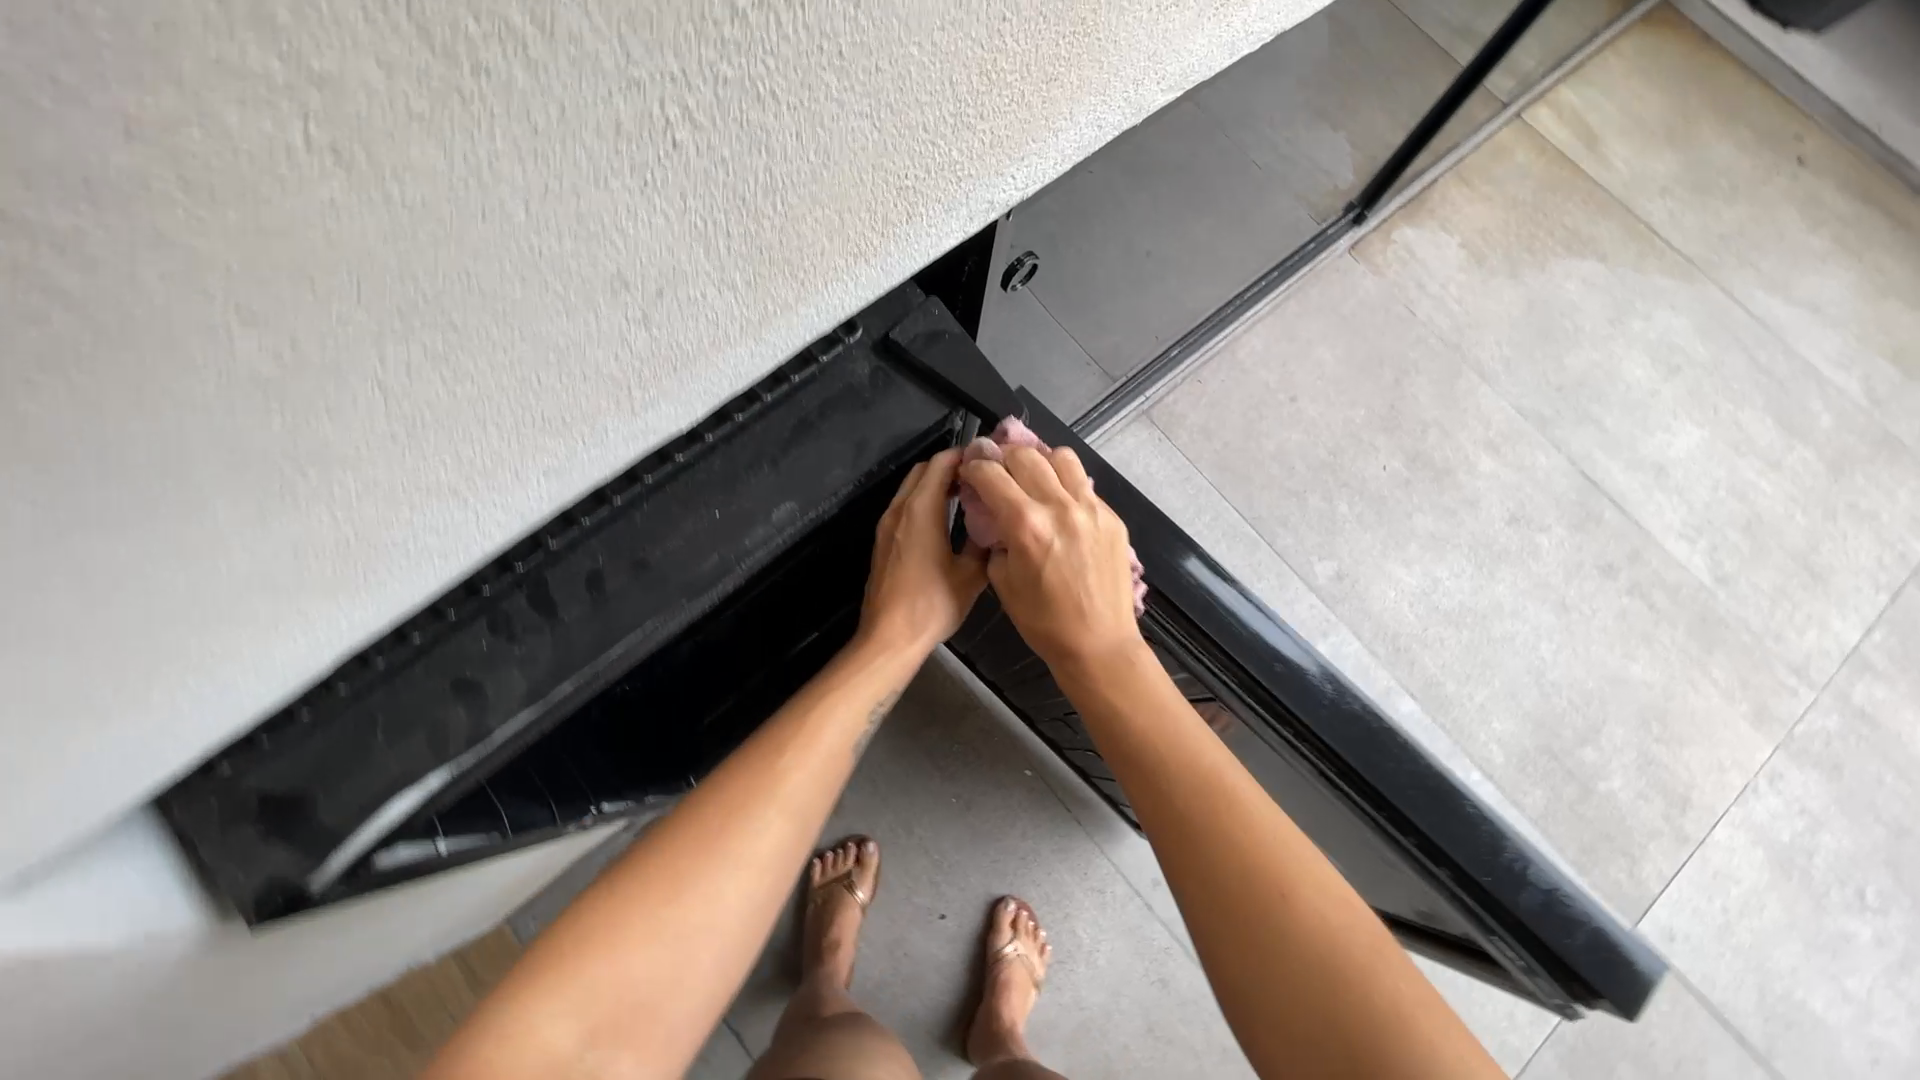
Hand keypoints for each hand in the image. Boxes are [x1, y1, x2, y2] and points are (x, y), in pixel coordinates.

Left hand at [857, 448, 989, 653]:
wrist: (889, 636)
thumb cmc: (932, 605)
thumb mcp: (971, 576)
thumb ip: (985, 545)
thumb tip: (997, 526)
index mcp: (921, 510)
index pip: (941, 463)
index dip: (965, 456)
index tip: (989, 462)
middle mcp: (899, 510)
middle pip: (922, 471)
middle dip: (950, 467)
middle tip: (979, 479)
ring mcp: (887, 526)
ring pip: (910, 489)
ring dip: (935, 485)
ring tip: (966, 497)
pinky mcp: (883, 542)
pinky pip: (904, 508)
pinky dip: (924, 502)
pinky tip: (945, 521)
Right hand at [958, 445, 1145, 676]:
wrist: (1098, 643)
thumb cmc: (1043, 622)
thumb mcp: (1003, 582)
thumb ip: (996, 541)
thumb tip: (996, 520)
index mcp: (1026, 524)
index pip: (992, 475)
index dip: (974, 468)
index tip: (969, 472)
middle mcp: (1060, 507)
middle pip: (1026, 455)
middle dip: (1004, 458)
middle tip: (997, 471)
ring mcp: (1091, 509)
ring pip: (1062, 458)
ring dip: (1040, 462)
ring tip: (1033, 478)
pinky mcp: (1112, 518)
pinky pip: (1085, 485)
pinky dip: (1066, 486)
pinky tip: (1060, 506)